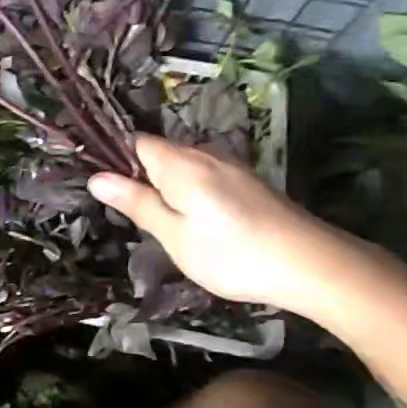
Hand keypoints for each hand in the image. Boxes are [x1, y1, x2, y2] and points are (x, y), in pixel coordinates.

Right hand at [88, 135, 363, 316]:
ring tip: (161, 224)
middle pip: (160, 154)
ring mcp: (230, 167)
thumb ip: (137, 203)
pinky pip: (204, 178)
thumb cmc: (231, 254)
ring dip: (167, 188)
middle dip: (141, 177)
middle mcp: (205, 154)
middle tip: (131, 217)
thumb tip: (97, 178)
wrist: (310, 265)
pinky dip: (191, 195)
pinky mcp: (247, 183)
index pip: (136, 142)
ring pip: (183, 167)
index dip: (116, 159)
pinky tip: (196, 224)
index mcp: (180, 162)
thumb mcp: (173, 235)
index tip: (104, 188)